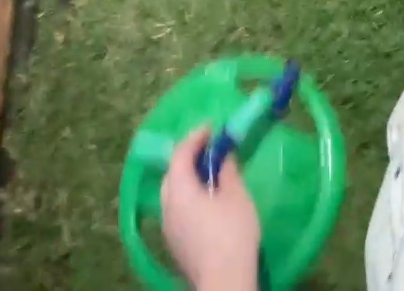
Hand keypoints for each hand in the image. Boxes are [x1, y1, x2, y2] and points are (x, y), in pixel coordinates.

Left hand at [161, 127, 261, 290]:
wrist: (224, 281)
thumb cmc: (231, 232)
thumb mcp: (236, 194)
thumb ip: (227, 170)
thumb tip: (222, 156)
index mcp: (178, 190)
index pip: (180, 154)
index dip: (196, 137)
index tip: (213, 127)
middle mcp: (167, 206)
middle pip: (172, 173)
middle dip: (189, 157)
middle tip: (210, 149)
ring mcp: (168, 227)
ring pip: (173, 193)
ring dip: (189, 178)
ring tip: (211, 173)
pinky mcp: (175, 243)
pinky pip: (177, 209)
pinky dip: (188, 196)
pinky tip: (207, 200)